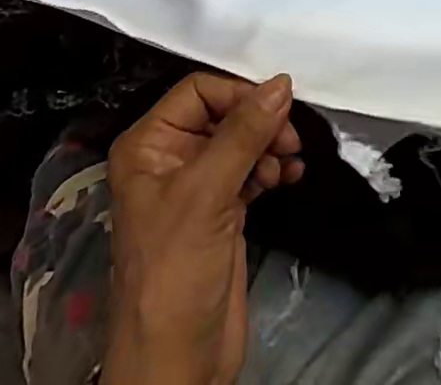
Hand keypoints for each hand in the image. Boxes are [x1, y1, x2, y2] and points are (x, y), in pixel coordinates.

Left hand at [101, 73, 303, 384]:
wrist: (179, 360)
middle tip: (290, 139)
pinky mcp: (222, 208)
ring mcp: (198, 184)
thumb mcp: (206, 193)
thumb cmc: (176, 269)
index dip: (238, 93)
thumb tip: (282, 83)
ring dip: (269, 145)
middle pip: (223, 114)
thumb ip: (244, 134)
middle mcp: (171, 157)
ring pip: (241, 141)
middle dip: (259, 121)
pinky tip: (291, 176)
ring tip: (289, 163)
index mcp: (149, 144)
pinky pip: (252, 170)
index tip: (279, 106)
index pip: (198, 92)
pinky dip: (272, 168)